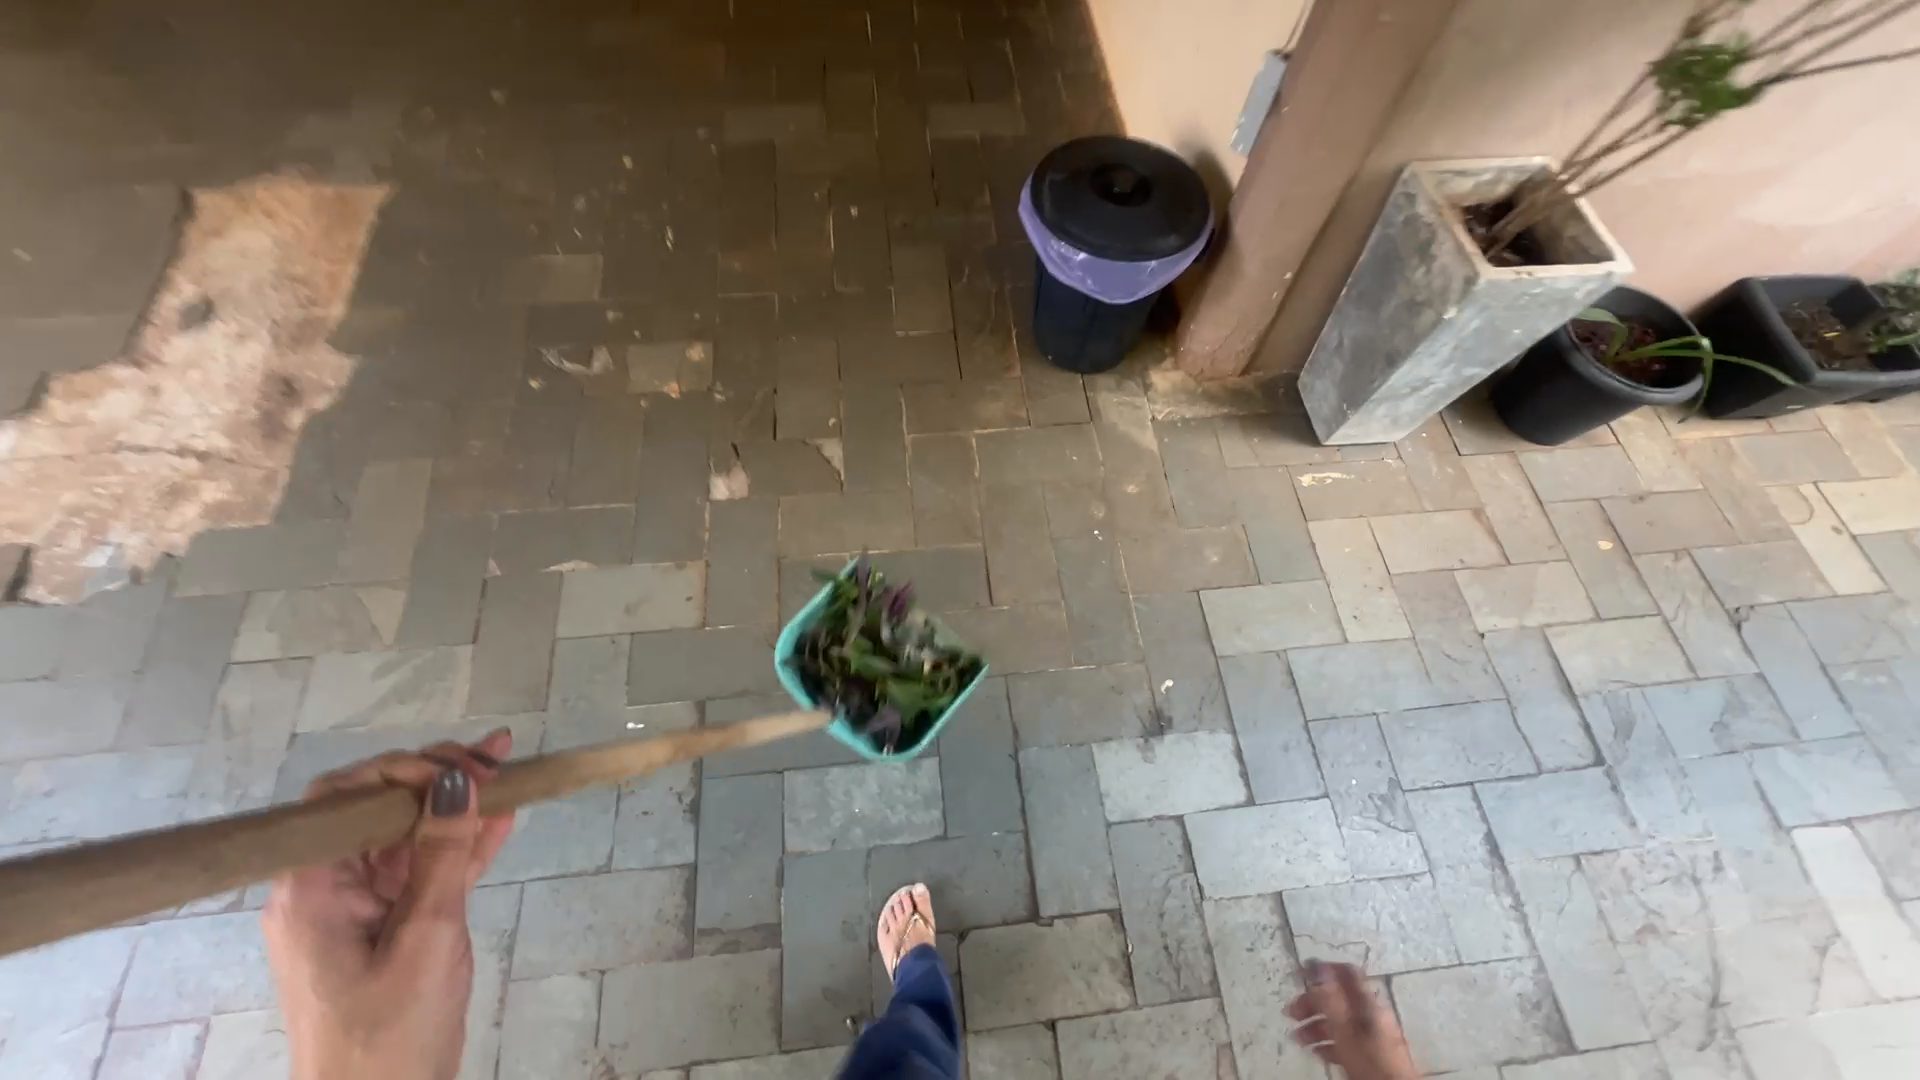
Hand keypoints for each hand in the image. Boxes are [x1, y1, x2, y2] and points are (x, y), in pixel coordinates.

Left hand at [263, 730, 514, 1079]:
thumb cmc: (391, 1029)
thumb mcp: (424, 936)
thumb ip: (441, 855)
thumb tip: (456, 780)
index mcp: (313, 889)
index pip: (340, 800)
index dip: (396, 770)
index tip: (458, 771)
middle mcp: (333, 887)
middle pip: (379, 808)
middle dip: (437, 776)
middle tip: (495, 761)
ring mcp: (368, 905)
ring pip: (413, 833)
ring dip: (460, 800)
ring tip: (508, 763)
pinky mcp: (401, 922)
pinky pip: (434, 866)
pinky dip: (468, 840)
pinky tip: (506, 813)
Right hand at [1286, 959, 1418, 1079]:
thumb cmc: (1368, 1059)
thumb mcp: (1344, 1028)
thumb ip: (1330, 997)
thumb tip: (1318, 965)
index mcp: (1367, 1003)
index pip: (1346, 972)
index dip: (1323, 969)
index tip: (1300, 973)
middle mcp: (1370, 1014)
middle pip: (1337, 997)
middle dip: (1311, 1002)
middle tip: (1291, 1012)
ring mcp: (1371, 1034)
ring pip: (1338, 1020)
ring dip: (1314, 1025)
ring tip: (1298, 1037)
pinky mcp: (1370, 1053)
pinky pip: (1345, 1040)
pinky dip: (1328, 1042)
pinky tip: (1316, 1051)